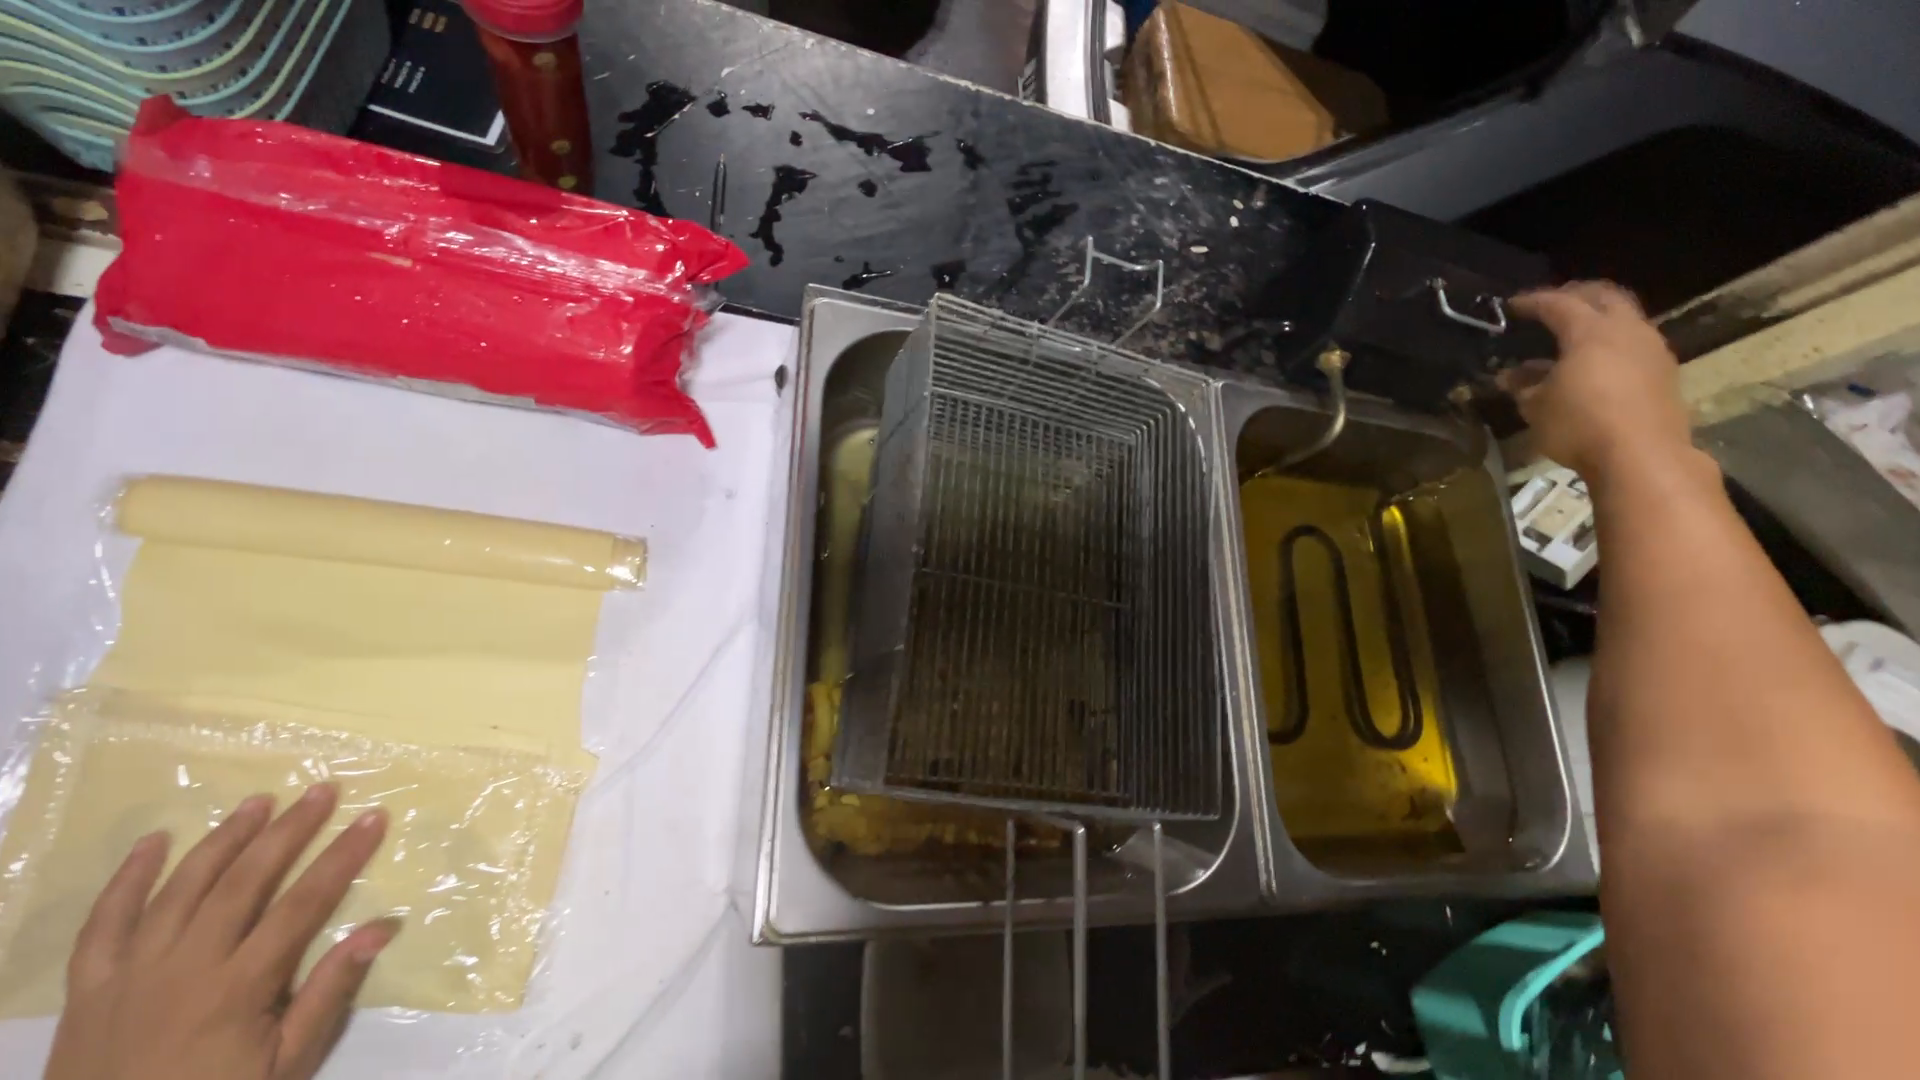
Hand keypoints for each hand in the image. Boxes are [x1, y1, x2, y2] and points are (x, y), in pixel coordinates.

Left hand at [44, 784, 395, 1079]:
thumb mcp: (286, 1065)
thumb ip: (327, 995)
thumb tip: (377, 929)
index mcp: (240, 987)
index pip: (304, 903)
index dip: (342, 857)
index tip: (372, 819)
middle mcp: (186, 966)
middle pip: (244, 882)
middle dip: (289, 830)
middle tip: (322, 791)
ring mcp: (131, 972)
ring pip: (181, 888)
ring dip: (224, 839)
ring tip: (259, 801)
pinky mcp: (90, 985)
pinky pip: (105, 922)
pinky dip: (127, 878)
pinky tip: (155, 841)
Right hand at [1504, 282, 1694, 481]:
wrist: (1642, 455)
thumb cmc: (1579, 426)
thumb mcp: (1536, 408)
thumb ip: (1524, 386)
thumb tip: (1509, 376)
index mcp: (1590, 332)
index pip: (1558, 304)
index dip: (1533, 302)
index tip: (1512, 305)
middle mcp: (1626, 330)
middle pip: (1604, 295)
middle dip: (1575, 294)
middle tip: (1552, 304)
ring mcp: (1651, 349)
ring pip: (1624, 317)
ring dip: (1598, 319)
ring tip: (1573, 335)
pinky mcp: (1663, 371)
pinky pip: (1634, 342)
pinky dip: (1611, 341)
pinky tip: (1595, 362)